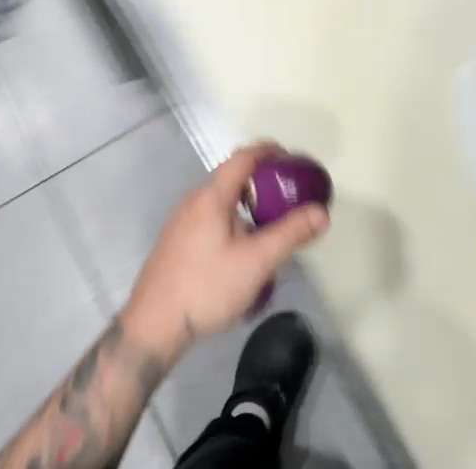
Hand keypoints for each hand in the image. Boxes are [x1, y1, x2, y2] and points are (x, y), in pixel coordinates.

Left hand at [121, 143, 330, 360]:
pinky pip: (212, 219)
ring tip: (272, 231)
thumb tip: (321, 212)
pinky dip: (234, 223)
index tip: (293, 160)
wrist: (154, 324)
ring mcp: (182, 221)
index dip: (269, 151)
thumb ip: (291, 234)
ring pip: (223, 202)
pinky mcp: (178, 241)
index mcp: (212, 196)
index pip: (243, 157)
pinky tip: (244, 254)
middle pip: (233, 178)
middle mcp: (194, 200)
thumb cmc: (207, 286)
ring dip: (249, 208)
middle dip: (264, 184)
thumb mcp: (257, 262)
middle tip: (290, 200)